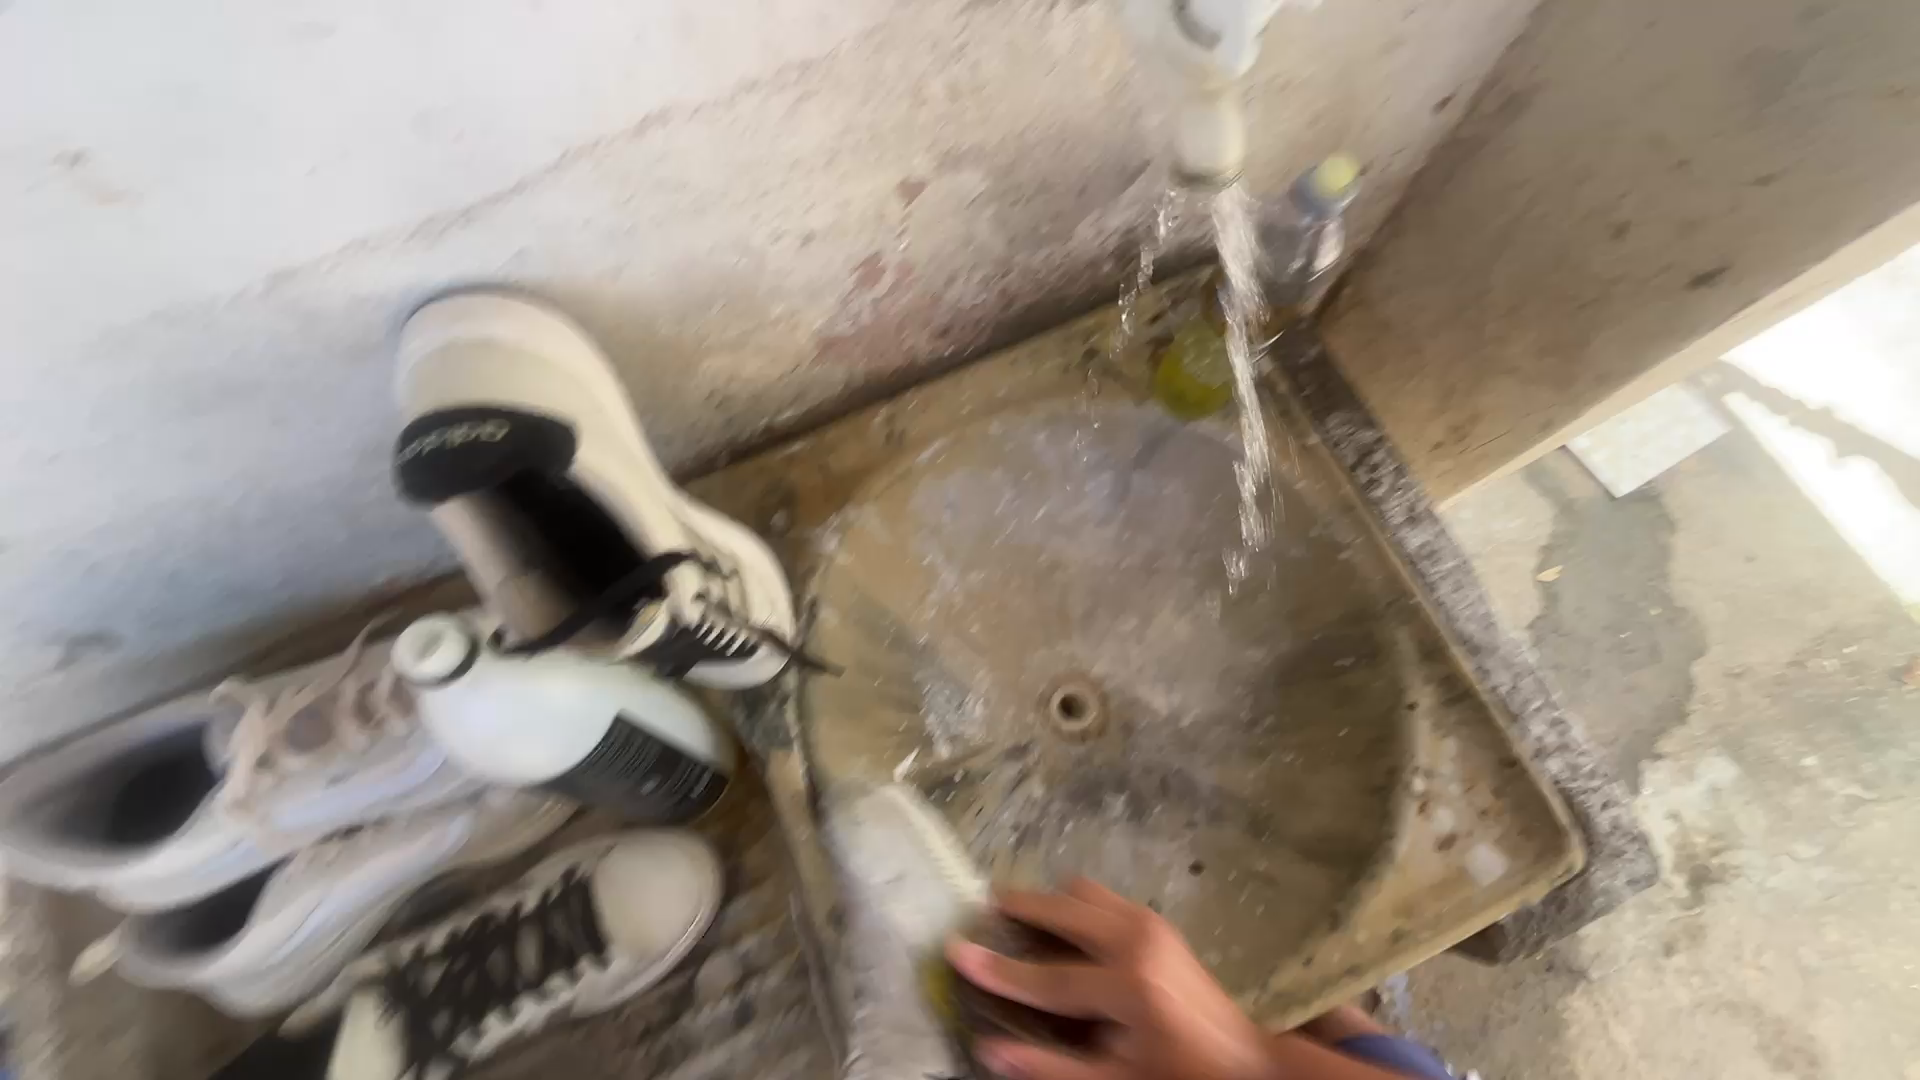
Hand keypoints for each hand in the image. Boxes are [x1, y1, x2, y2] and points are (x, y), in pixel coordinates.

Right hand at [945, 878, 1276, 1079]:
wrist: (1245, 1061)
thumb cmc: (1177, 1075)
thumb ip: (1050, 1067)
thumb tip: (989, 1050)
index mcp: (1128, 987)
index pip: (1046, 978)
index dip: (997, 969)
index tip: (955, 949)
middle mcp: (1136, 939)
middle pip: (1060, 909)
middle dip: (1020, 907)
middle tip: (986, 912)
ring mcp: (1148, 921)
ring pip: (1080, 890)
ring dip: (1048, 901)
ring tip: (1022, 919)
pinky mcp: (1155, 917)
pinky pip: (1100, 895)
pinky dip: (1073, 902)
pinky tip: (1063, 927)